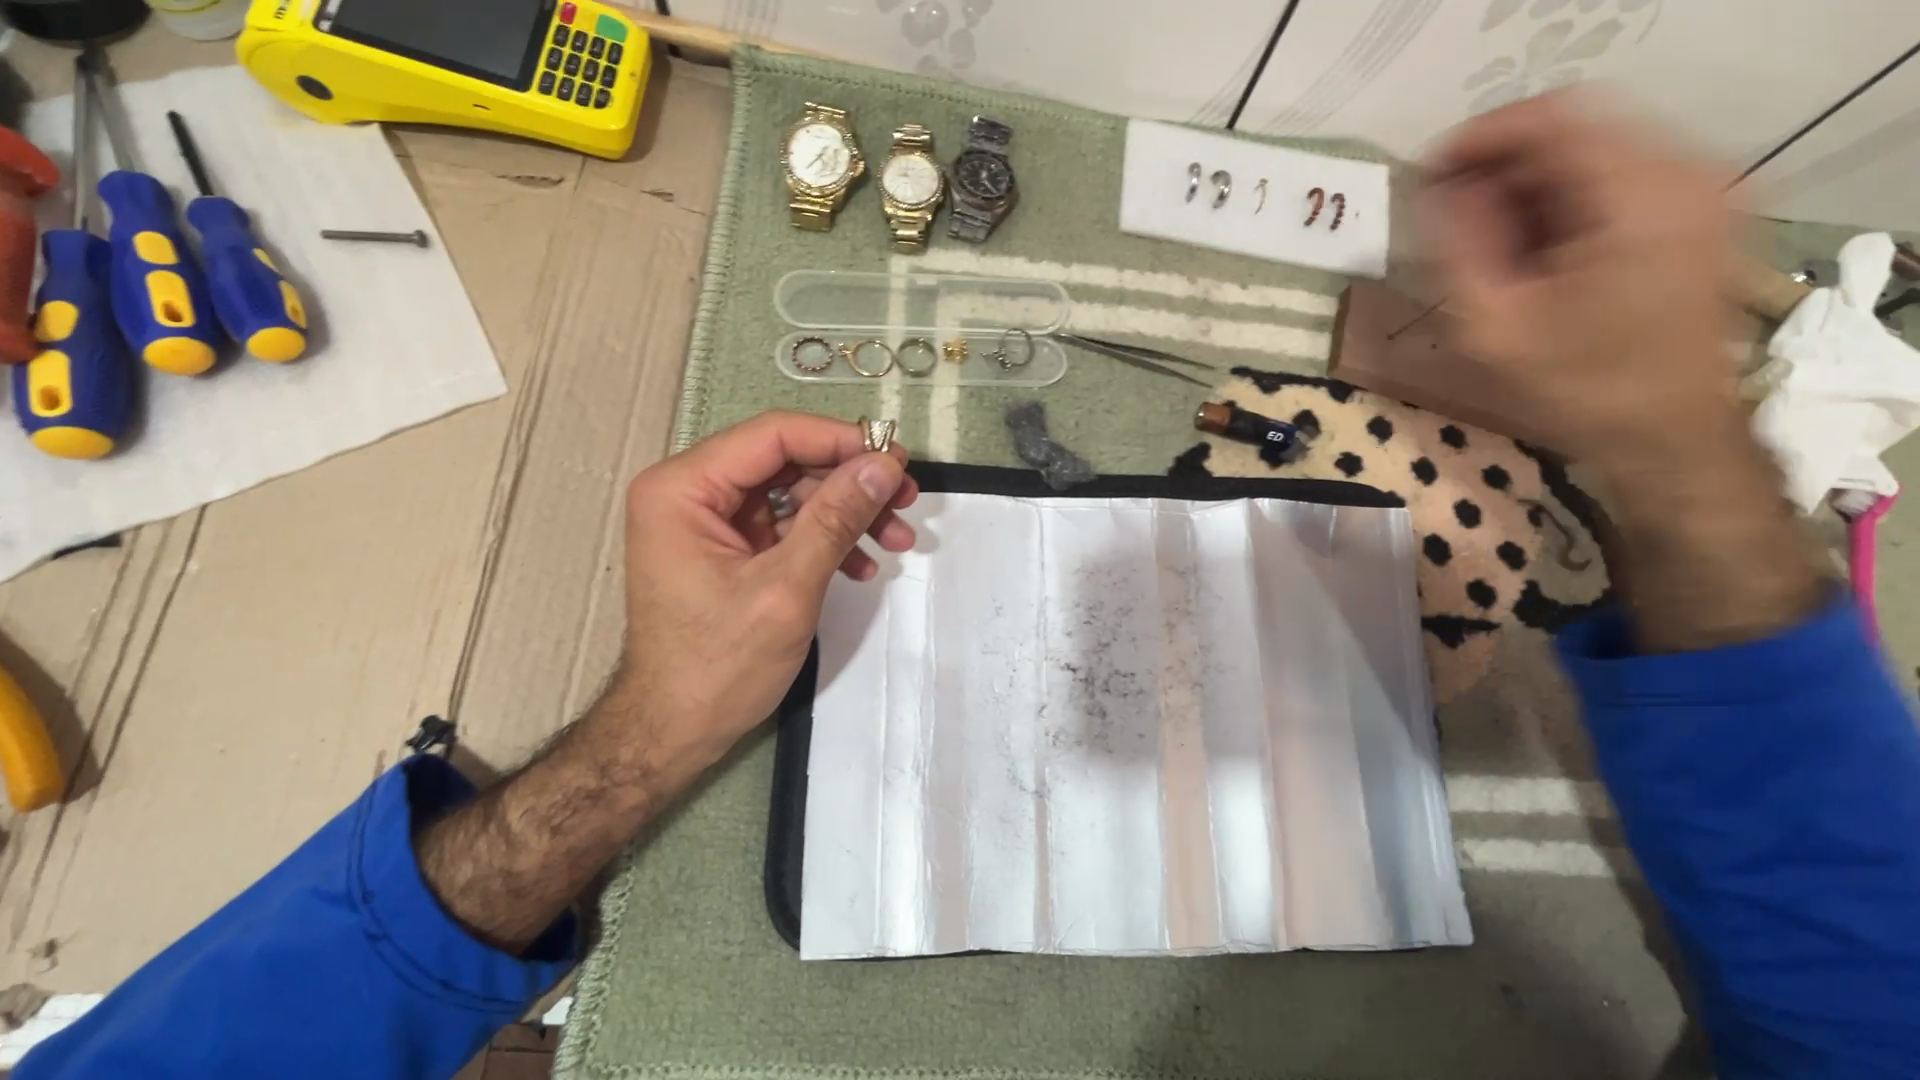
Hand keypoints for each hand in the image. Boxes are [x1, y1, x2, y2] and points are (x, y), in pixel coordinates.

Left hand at [418, 412, 915, 951]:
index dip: (840, 441)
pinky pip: (786, 525)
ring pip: (794, 492)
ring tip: (897, 539)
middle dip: (850, 482)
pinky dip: (827, 540)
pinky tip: (863, 566)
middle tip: (907, 500)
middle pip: (787, 461)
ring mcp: (710, 521)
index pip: (773, 435)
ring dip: (848, 513)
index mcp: (683, 488)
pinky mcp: (729, 548)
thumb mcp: (786, 589)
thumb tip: (884, 464)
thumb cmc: (719, 667)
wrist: (675, 732)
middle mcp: (691, 492)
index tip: (896, 460)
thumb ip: (835, 519)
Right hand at [1422, 90, 1737, 462]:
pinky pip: (1617, 178)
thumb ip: (1458, 246)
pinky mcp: (1698, 213)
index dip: (1478, 138)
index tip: (1426, 177)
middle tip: (1447, 215)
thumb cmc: (1575, 391)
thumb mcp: (1491, 326)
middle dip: (1499, 165)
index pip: (1550, 118)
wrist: (1667, 436)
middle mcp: (1683, 174)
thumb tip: (1438, 190)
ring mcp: (1701, 191)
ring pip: (1593, 150)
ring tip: (1483, 238)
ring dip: (1528, 184)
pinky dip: (1563, 199)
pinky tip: (1530, 246)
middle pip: (1574, 129)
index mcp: (1635, 198)